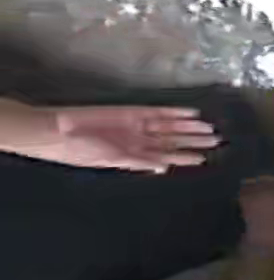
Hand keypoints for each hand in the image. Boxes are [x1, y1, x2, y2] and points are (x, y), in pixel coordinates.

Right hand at [33, 106, 222, 172]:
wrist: (52, 130)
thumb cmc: (77, 150)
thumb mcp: (108, 159)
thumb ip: (137, 162)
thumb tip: (162, 168)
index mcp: (132, 153)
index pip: (164, 155)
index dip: (184, 156)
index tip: (204, 158)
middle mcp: (139, 139)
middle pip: (173, 139)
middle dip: (194, 140)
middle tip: (216, 140)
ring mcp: (138, 125)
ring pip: (171, 125)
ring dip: (190, 126)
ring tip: (210, 128)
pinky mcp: (134, 112)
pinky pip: (160, 112)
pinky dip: (177, 112)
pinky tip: (194, 113)